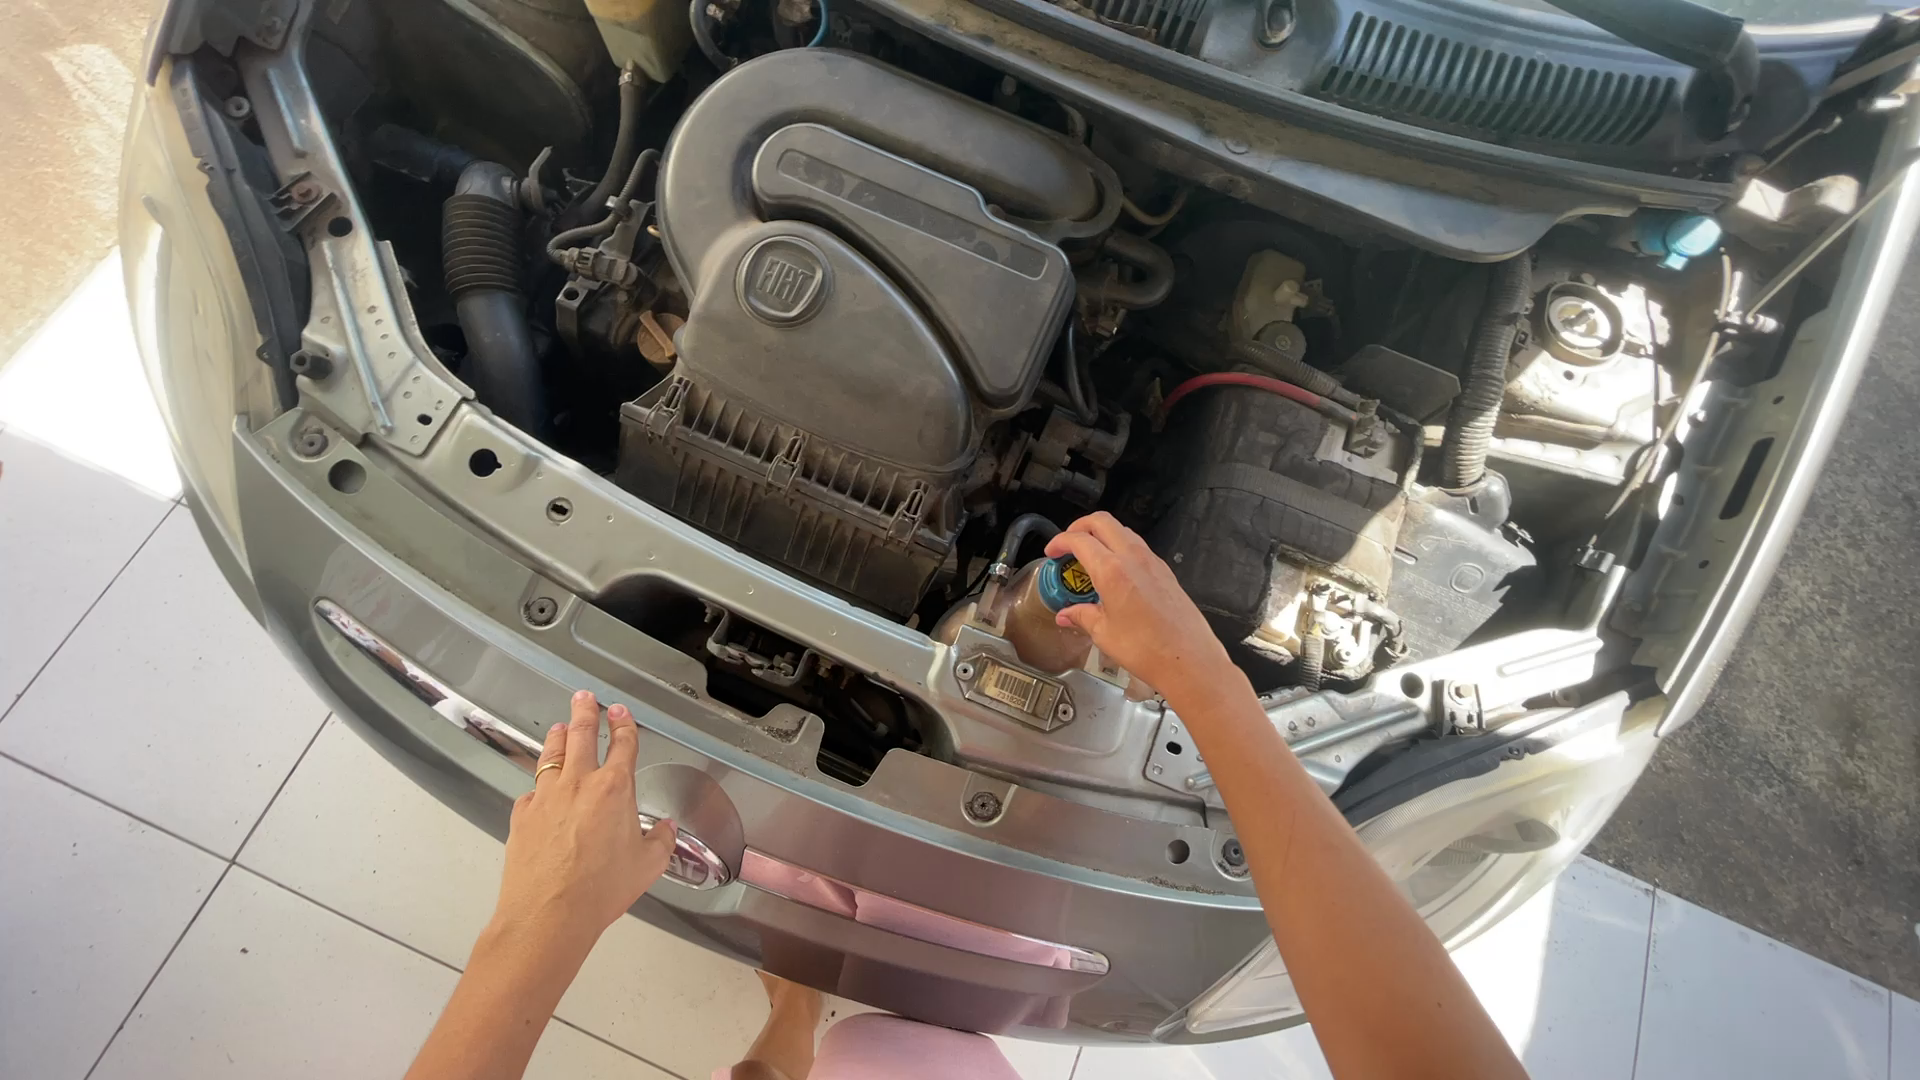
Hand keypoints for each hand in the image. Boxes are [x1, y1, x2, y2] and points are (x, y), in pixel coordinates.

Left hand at [491, 690, 677, 954]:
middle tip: (584, 698)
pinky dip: (538, 784)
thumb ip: (662, 840)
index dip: (623, 724)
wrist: (549, 916)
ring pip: (552, 755)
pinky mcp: (522, 818)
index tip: (620, 711)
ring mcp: (546, 798)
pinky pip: (531, 791)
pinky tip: (539, 788)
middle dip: (585, 712)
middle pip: (581, 735)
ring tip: (559, 726)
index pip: (623, 744)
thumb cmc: (601, 889)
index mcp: (615, 788)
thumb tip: (666, 829)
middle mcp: (579, 784)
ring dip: (558, 737)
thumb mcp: (648, 864)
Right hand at [1043, 512, 1241, 707]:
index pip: (1080, 540)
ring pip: (1122, 531)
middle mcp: (1133, 558)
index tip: (1052, 552)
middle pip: (1102, 522)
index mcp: (1112, 570)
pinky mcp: (1165, 572)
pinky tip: (1114, 571)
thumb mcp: (1104, 633)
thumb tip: (1065, 614)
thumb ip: (1082, 616)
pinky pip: (1138, 547)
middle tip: (1068, 544)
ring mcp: (1153, 562)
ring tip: (1089, 557)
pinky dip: (1120, 548)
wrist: (1190, 660)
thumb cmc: (1146, 649)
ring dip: (1102, 535)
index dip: (1060, 541)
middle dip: (1080, 526)